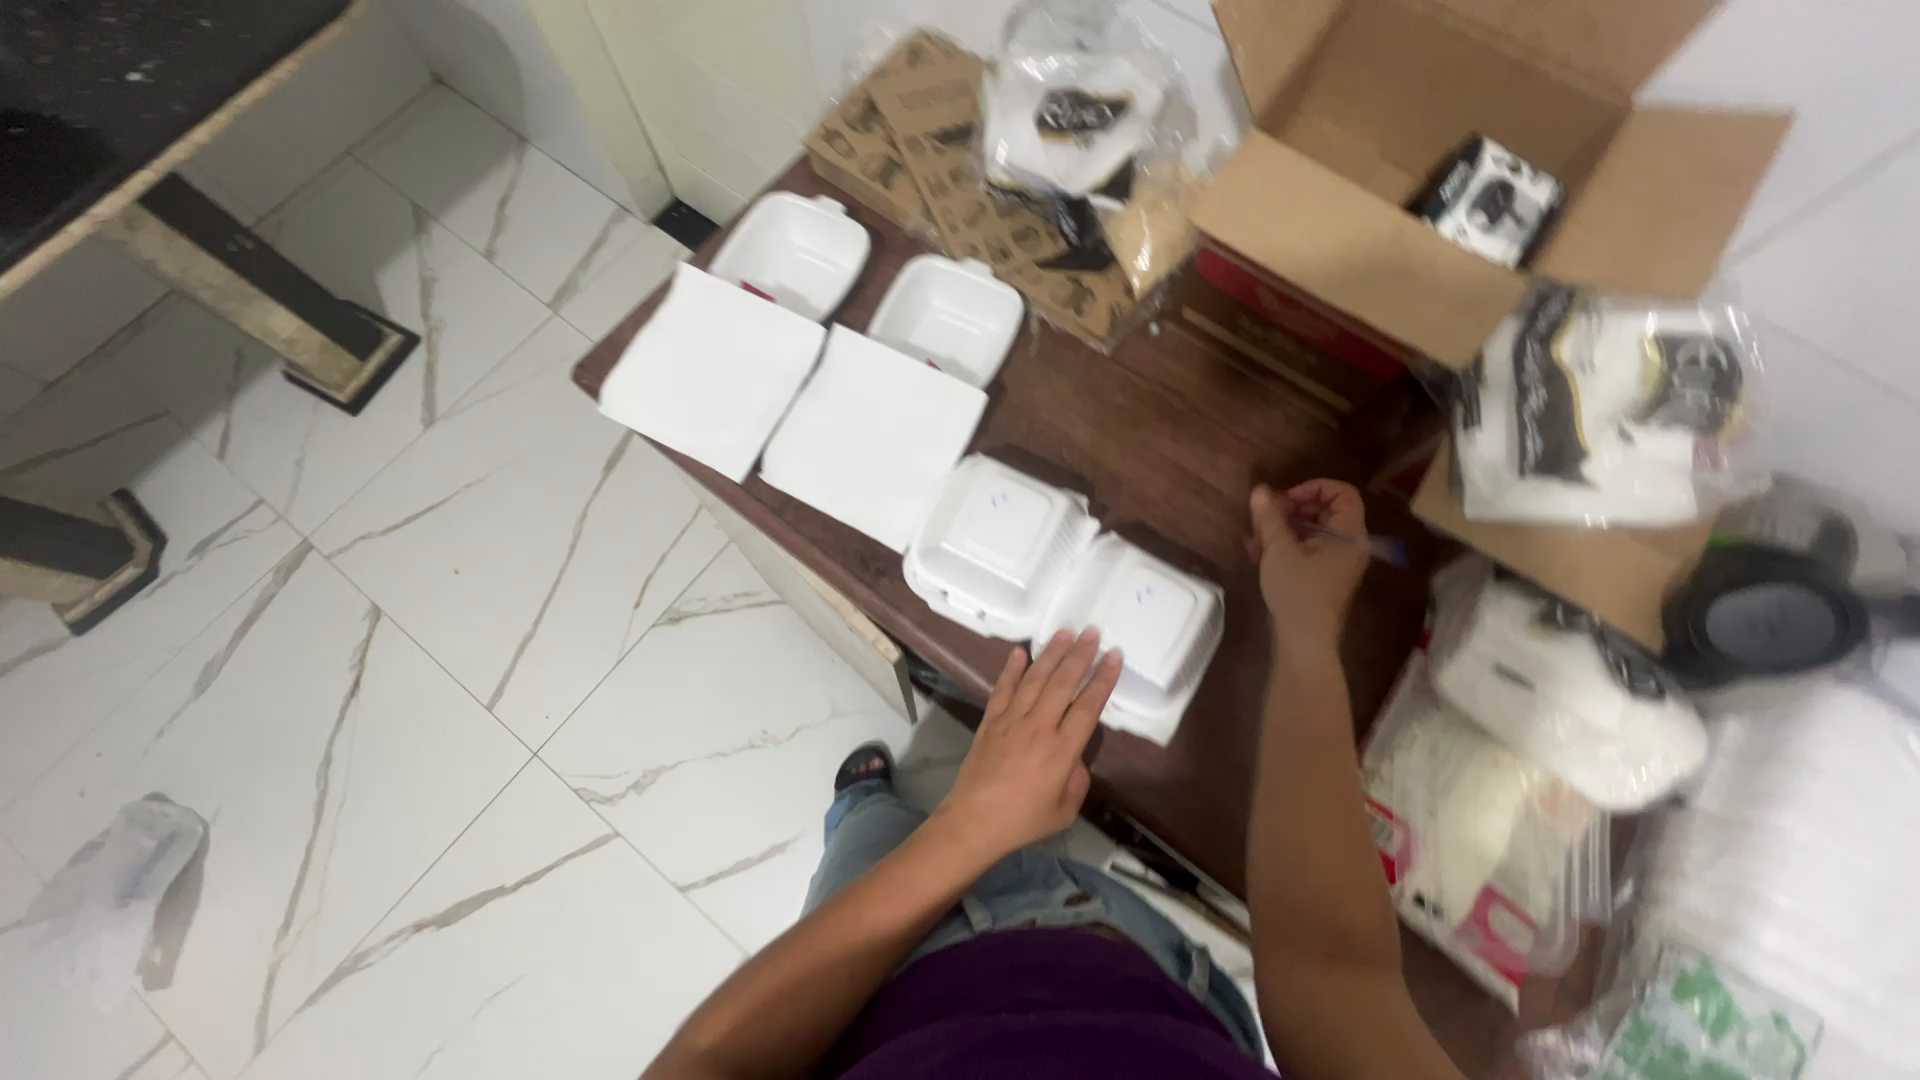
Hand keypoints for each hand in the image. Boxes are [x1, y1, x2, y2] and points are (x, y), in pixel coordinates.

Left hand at [929, 629, 1121, 866]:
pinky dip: (1011, 669)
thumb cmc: (1023, 820)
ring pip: (1035, 679)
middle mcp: (1038, 727)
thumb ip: (1077, 780)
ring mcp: (1011, 720)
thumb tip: (1074, 758)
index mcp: (1062, 750)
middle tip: (1092, 632)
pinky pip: (1003, 688)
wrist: (974, 821)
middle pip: (1063, 683)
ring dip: (1051, 654)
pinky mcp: (990, 721)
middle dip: (1080, 655)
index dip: (1103, 679)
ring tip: (1064, 632)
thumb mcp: (1065, 810)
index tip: (1114, 656)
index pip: (1088, 706)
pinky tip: (1019, 652)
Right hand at [1248, 479, 1369, 654]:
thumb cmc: (1298, 591)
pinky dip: (1285, 545)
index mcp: (1349, 535)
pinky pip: (1306, 550)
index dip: (1313, 487)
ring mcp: (1336, 563)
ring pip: (1311, 531)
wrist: (1305, 641)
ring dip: (1283, 528)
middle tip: (1265, 515)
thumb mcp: (1279, 550)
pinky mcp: (1322, 577)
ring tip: (1255, 537)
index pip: (1342, 493)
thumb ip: (1270, 518)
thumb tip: (1260, 490)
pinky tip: (1257, 551)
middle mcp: (1349, 546)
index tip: (1285, 499)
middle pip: (1325, 510)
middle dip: (1292, 508)